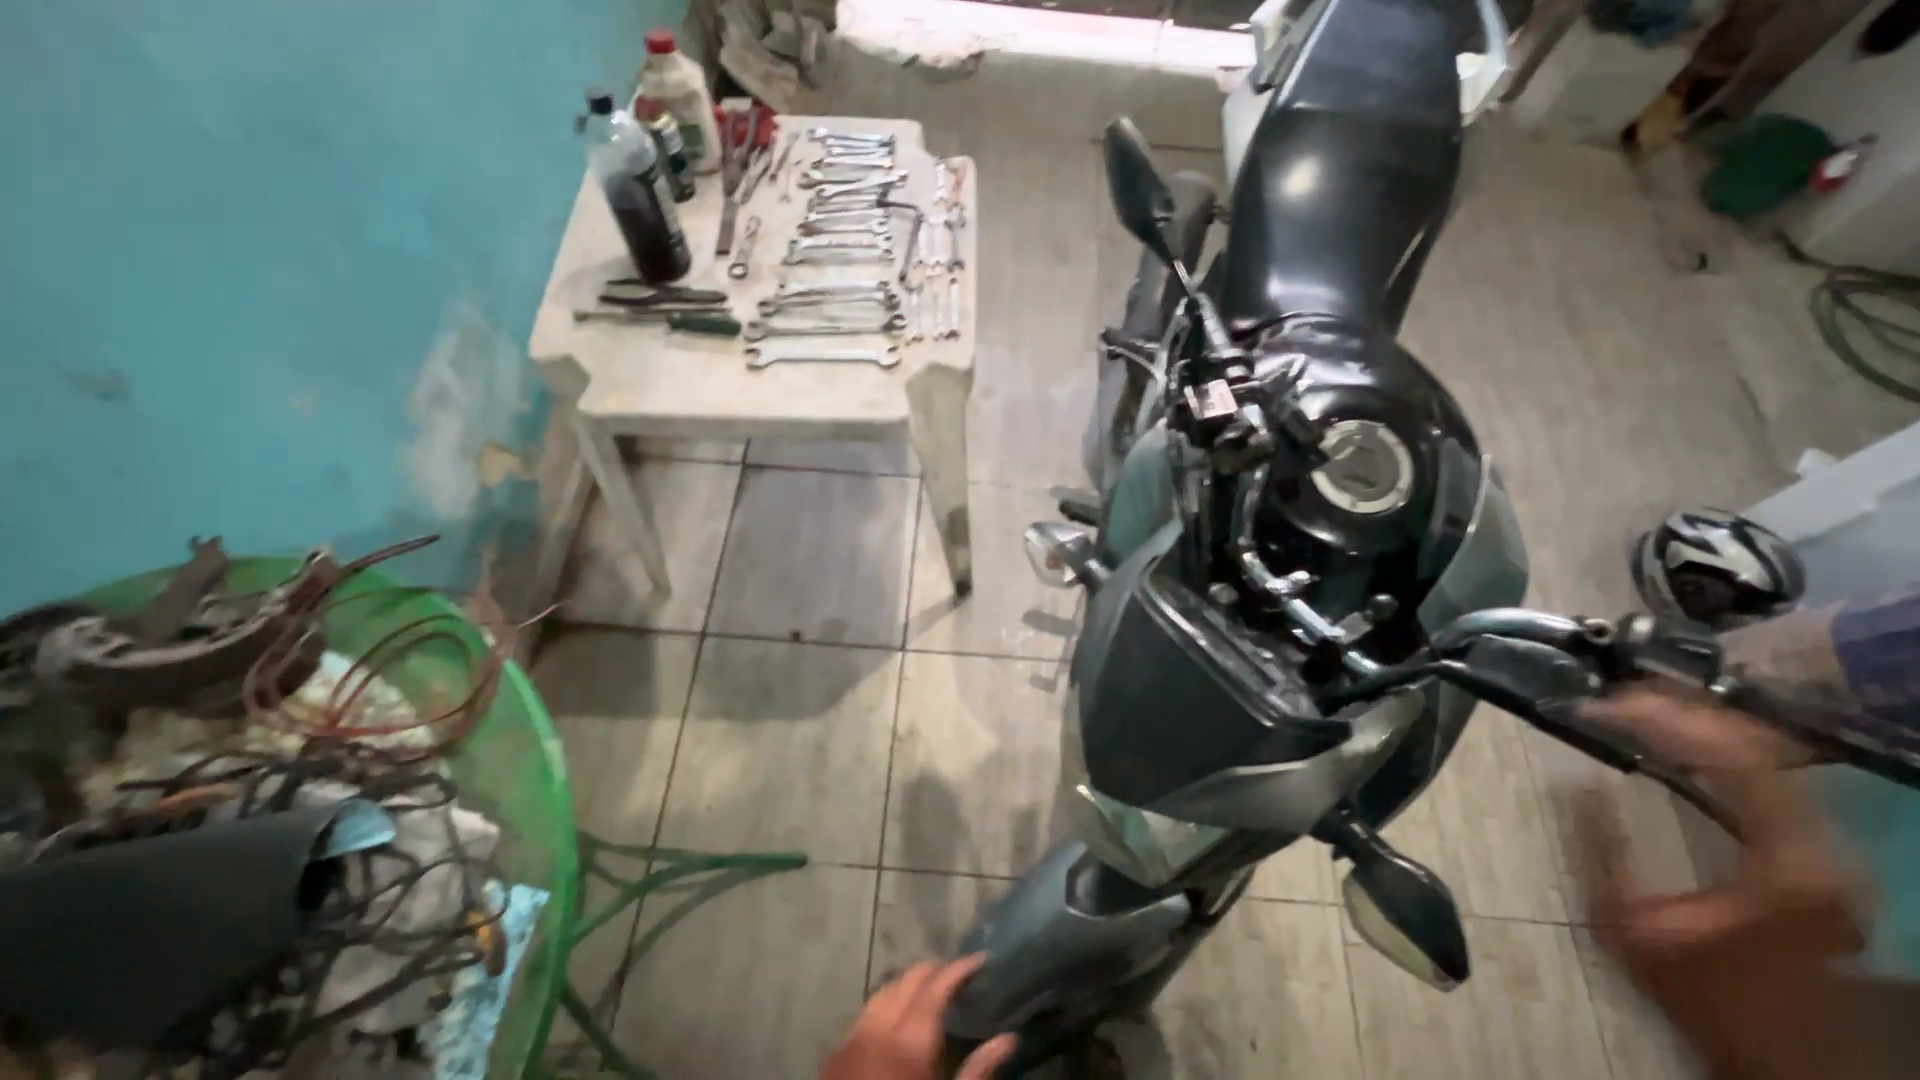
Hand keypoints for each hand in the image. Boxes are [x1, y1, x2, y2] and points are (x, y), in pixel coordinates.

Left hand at [819, 955, 1017, 1079]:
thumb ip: (978, 1071)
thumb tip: (1009, 1038)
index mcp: (909, 1042)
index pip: (936, 986)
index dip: (959, 968)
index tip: (981, 959)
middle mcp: (878, 1030)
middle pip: (907, 980)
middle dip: (934, 970)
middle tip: (961, 975)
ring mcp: (851, 1041)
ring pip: (882, 992)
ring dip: (908, 984)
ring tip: (932, 992)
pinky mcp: (835, 1056)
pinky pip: (864, 1015)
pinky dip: (887, 1006)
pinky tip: (898, 1022)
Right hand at [1577, 688, 1870, 1079]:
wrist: (1771, 1050)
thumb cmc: (1694, 990)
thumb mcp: (1624, 924)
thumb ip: (1599, 848)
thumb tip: (1574, 780)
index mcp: (1780, 861)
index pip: (1731, 757)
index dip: (1666, 718)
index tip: (1606, 704)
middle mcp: (1820, 846)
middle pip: (1757, 746)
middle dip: (1683, 710)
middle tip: (1620, 692)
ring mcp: (1827, 850)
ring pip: (1768, 757)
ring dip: (1701, 725)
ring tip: (1641, 705)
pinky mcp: (1817, 853)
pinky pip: (1770, 779)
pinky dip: (1720, 752)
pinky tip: (1682, 741)